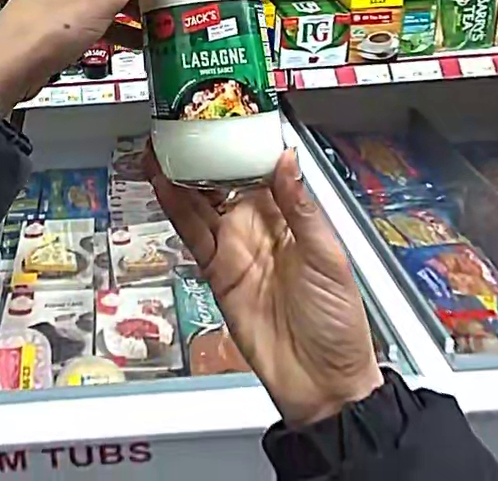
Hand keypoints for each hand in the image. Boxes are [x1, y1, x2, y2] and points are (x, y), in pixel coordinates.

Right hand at [147, 146, 383, 428]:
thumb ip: (300, 207)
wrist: (321, 383)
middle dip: (199, 153)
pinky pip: (190, 231)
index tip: (221, 116)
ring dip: (177, 173)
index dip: (237, 141)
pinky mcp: (215, 268)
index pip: (256, 166)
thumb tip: (286, 158)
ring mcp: (232, 244)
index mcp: (286, 213)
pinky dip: (173, 206)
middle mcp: (255, 223)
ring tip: (160, 146)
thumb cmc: (338, 320)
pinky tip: (161, 184)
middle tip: (178, 125)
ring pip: (198, 199)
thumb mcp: (328, 256)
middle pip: (220, 178)